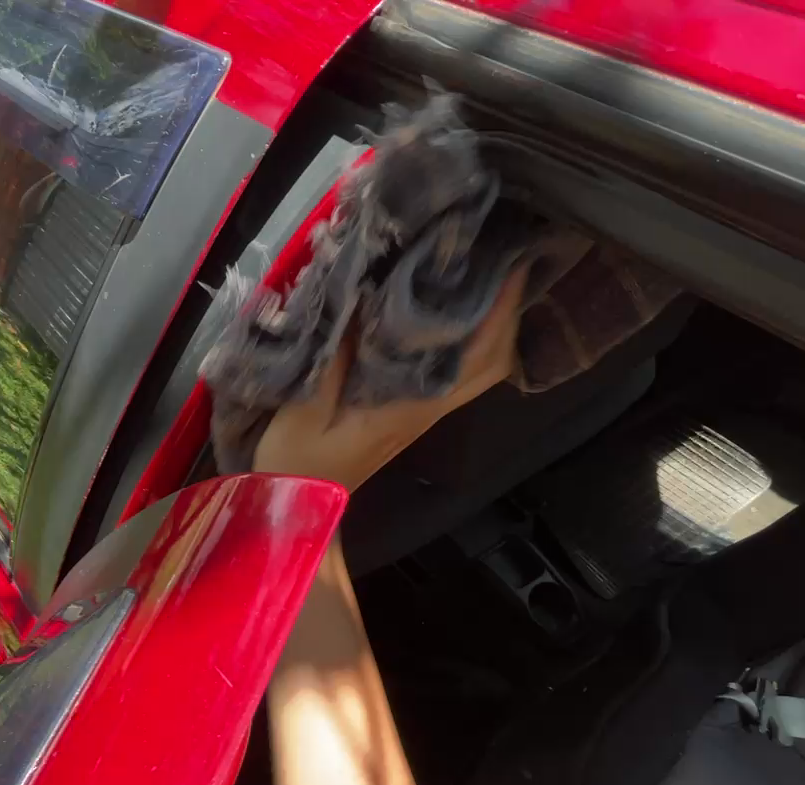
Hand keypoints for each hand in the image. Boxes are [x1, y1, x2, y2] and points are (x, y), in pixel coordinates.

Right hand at [253, 269, 526, 491]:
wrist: (297, 508)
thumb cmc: (297, 464)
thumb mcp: (301, 411)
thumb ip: (331, 358)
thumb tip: (359, 298)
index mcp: (410, 406)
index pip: (477, 354)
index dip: (500, 306)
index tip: (505, 255)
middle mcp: (428, 408)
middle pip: (494, 360)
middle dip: (507, 308)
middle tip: (499, 256)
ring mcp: (422, 414)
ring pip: (480, 369)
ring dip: (491, 325)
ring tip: (479, 277)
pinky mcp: (409, 416)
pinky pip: (455, 373)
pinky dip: (466, 341)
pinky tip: (445, 314)